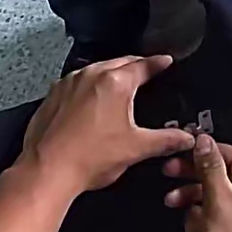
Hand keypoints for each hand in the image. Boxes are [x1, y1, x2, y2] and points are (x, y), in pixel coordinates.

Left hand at [14, 56, 196, 199]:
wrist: (47, 170)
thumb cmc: (88, 158)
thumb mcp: (136, 148)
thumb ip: (166, 141)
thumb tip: (185, 138)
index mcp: (115, 83)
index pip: (143, 65)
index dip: (158, 63)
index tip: (165, 61)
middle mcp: (91, 76)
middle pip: (120, 62)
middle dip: (136, 65)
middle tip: (147, 71)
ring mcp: (69, 83)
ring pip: (97, 70)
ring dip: (111, 73)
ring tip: (121, 84)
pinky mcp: (53, 94)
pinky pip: (77, 81)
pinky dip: (90, 85)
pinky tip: (92, 100)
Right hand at [164, 136, 231, 231]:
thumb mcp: (217, 204)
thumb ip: (210, 168)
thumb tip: (204, 143)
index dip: (209, 151)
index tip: (187, 148)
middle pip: (224, 175)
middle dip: (195, 174)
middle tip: (173, 169)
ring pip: (216, 194)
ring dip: (192, 196)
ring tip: (174, 199)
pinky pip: (214, 213)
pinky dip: (199, 215)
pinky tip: (190, 223)